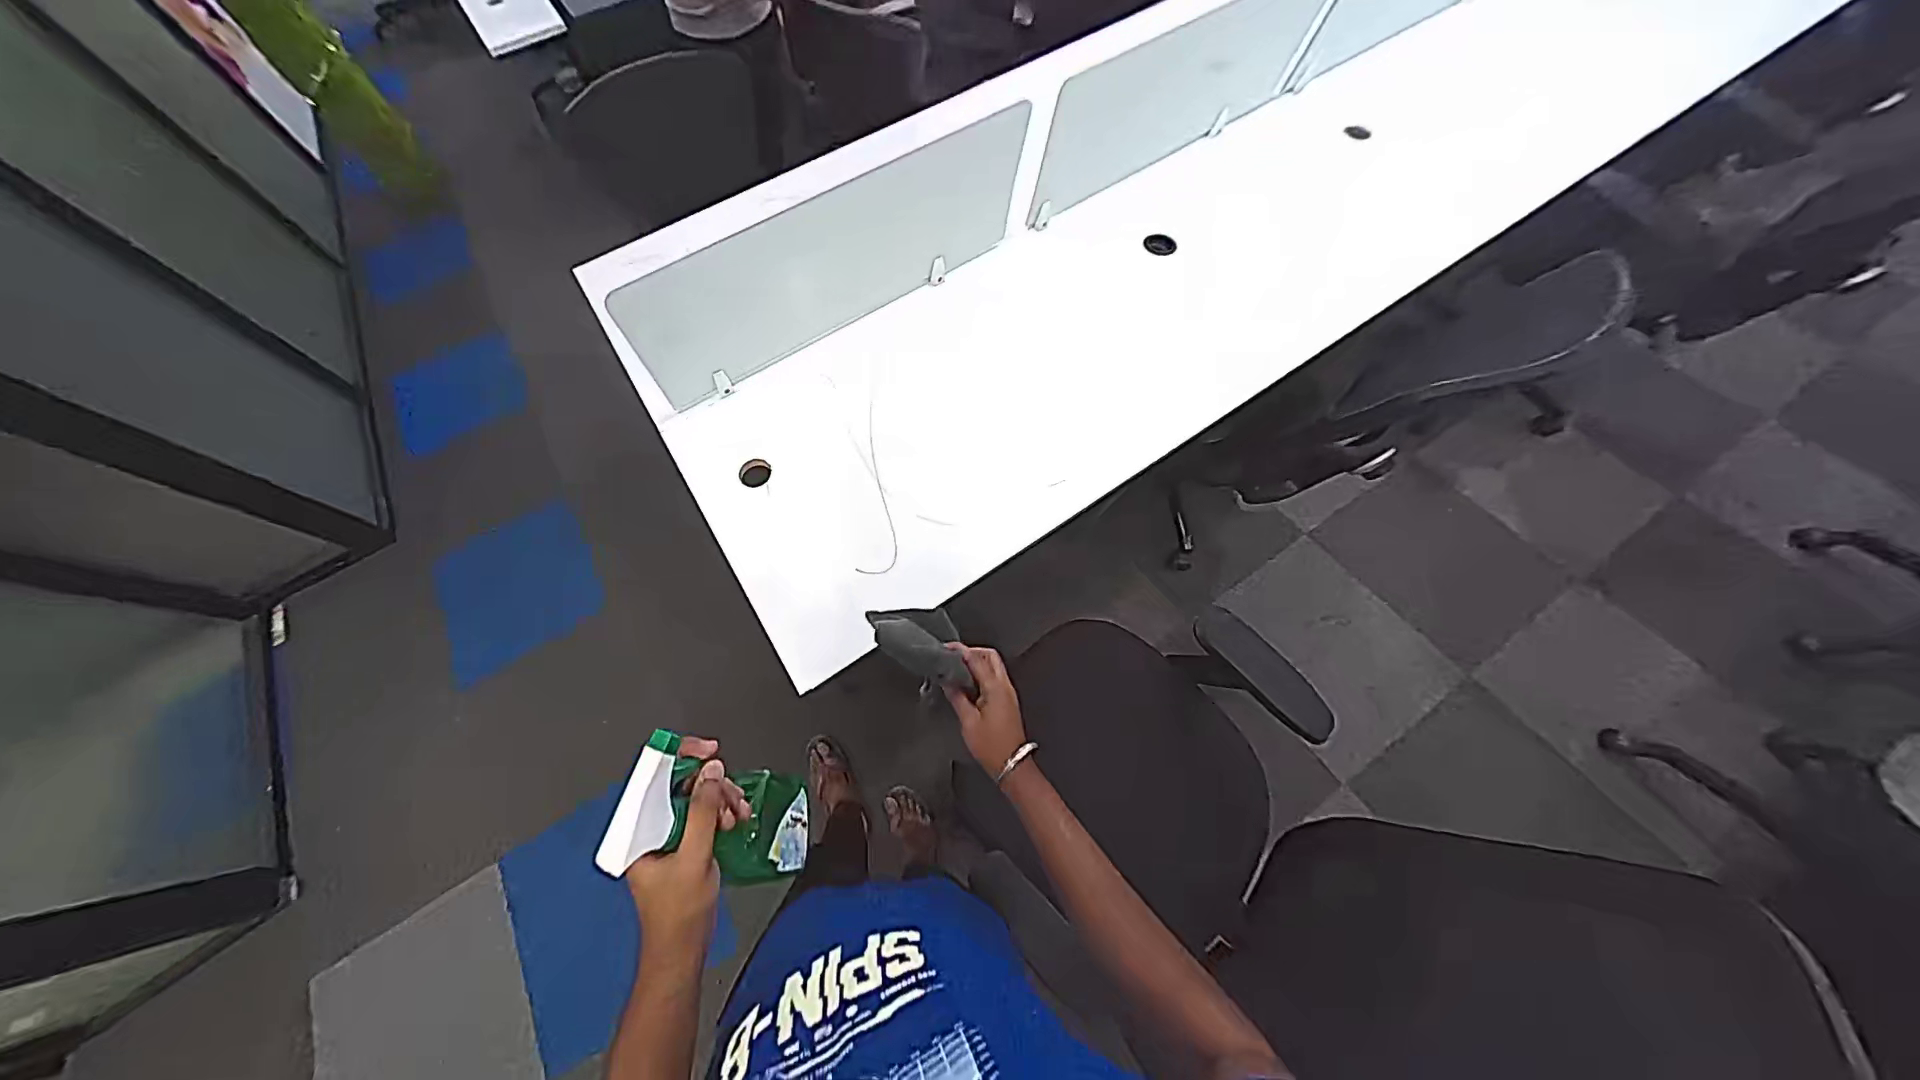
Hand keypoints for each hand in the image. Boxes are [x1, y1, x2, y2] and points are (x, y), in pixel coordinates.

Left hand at [623, 736, 751, 944]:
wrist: (682, 951)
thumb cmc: (678, 915)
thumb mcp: (694, 857)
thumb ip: (702, 812)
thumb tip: (711, 773)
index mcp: (637, 831)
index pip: (654, 778)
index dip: (681, 756)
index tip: (708, 750)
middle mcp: (648, 829)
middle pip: (679, 784)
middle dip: (712, 785)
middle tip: (731, 794)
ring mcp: (665, 836)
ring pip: (695, 798)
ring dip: (721, 800)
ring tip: (736, 814)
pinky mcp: (681, 844)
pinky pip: (702, 814)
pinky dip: (721, 812)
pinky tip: (734, 820)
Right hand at [943, 644, 1028, 775]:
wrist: (1011, 763)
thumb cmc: (992, 747)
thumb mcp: (968, 722)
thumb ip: (957, 697)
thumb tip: (948, 682)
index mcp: (995, 688)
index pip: (977, 659)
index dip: (961, 651)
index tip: (947, 648)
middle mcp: (1005, 686)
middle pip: (991, 656)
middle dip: (972, 651)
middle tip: (954, 657)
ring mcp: (1008, 693)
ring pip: (994, 666)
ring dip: (977, 663)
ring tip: (958, 670)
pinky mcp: (1007, 701)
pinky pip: (995, 678)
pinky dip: (982, 674)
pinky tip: (968, 684)